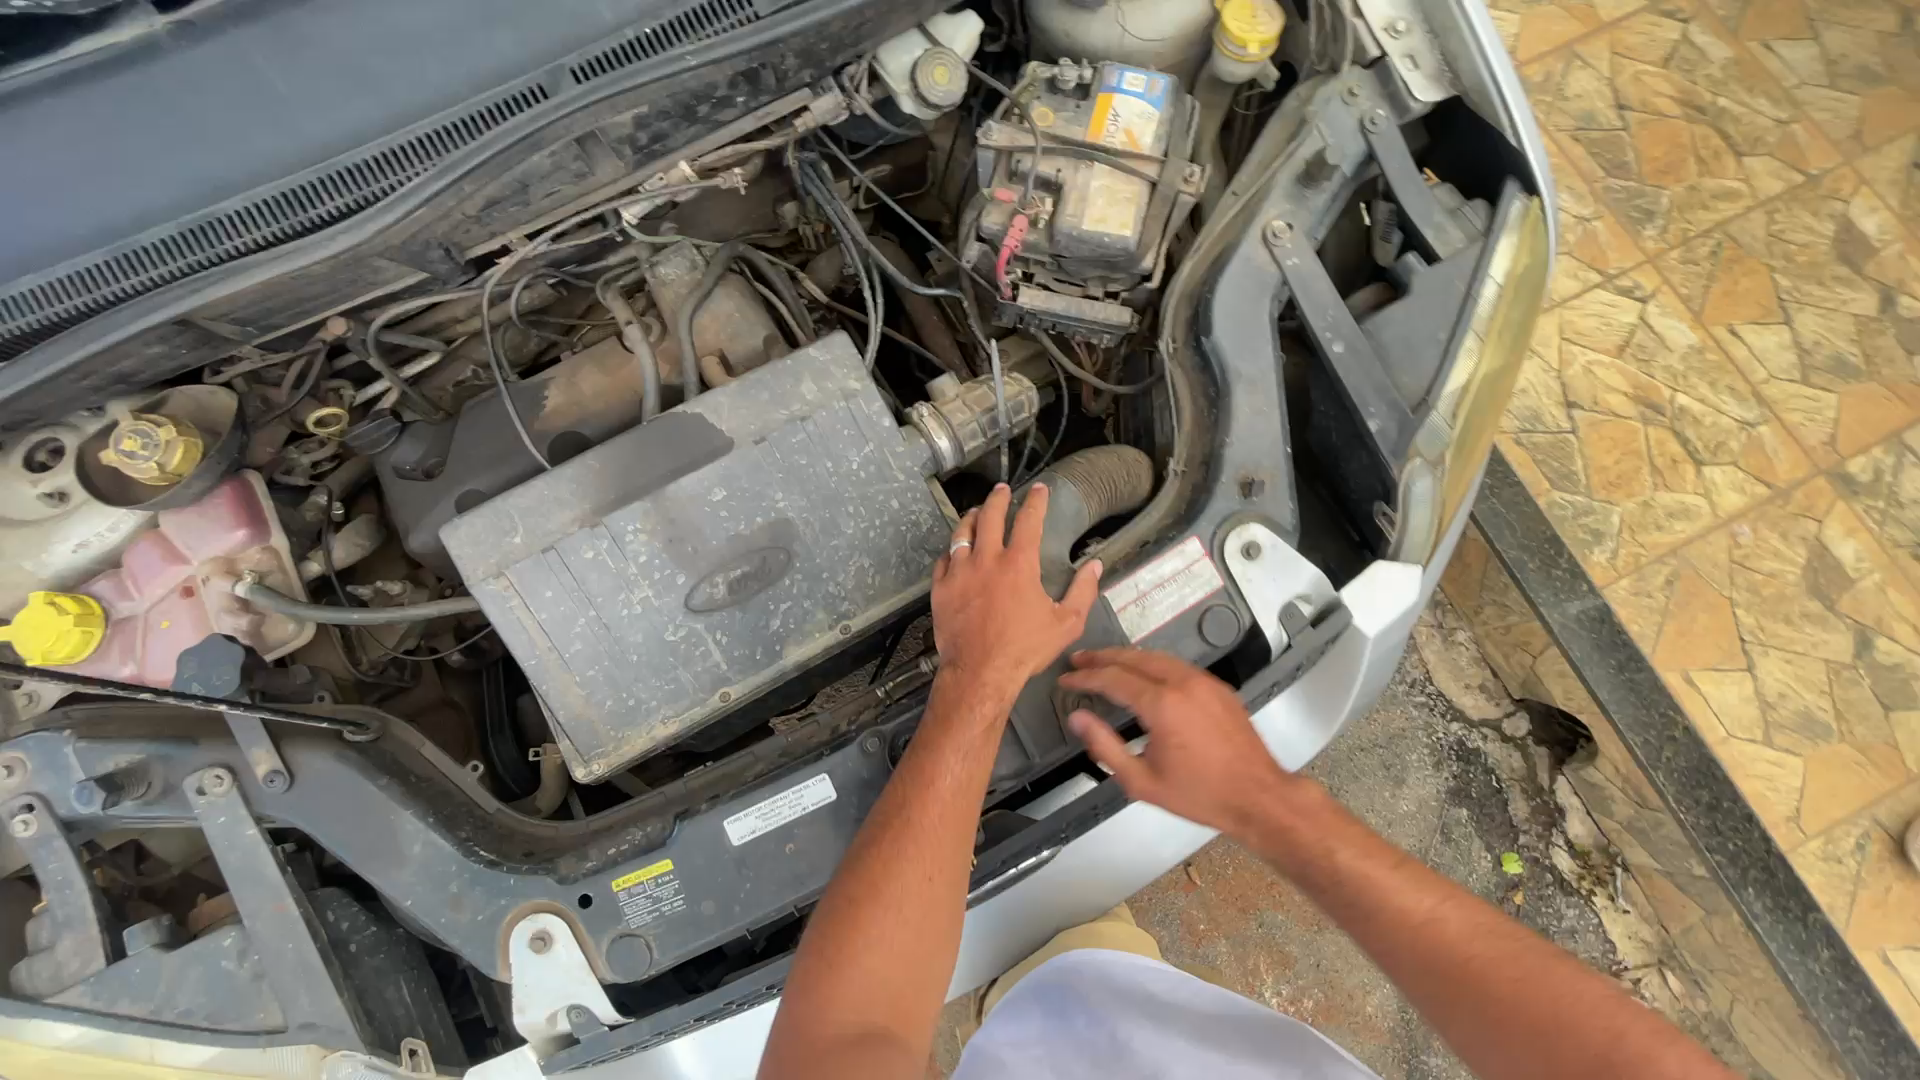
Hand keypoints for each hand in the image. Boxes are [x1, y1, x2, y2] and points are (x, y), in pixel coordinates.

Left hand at [932, 482, 1101, 693]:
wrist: (980, 673)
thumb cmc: (1024, 649)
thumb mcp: (1066, 624)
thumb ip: (1082, 591)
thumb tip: (1094, 566)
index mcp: (1019, 564)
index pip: (1028, 520)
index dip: (1035, 501)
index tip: (1039, 489)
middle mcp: (986, 560)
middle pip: (990, 516)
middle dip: (998, 498)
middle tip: (1002, 490)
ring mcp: (959, 573)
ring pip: (962, 533)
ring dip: (971, 518)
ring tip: (976, 512)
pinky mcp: (940, 589)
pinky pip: (943, 560)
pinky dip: (951, 551)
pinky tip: (956, 550)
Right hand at [1059, 648, 1309, 835]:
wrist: (1258, 796)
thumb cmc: (1198, 794)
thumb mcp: (1142, 781)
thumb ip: (1104, 746)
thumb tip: (1077, 717)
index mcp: (1162, 704)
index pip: (1112, 679)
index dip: (1085, 677)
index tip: (1065, 679)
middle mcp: (1182, 683)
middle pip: (1133, 658)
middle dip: (1102, 657)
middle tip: (1078, 660)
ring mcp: (1203, 681)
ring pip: (1156, 657)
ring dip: (1126, 657)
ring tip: (1104, 663)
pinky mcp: (1218, 686)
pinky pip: (1177, 665)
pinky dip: (1152, 664)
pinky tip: (1142, 674)